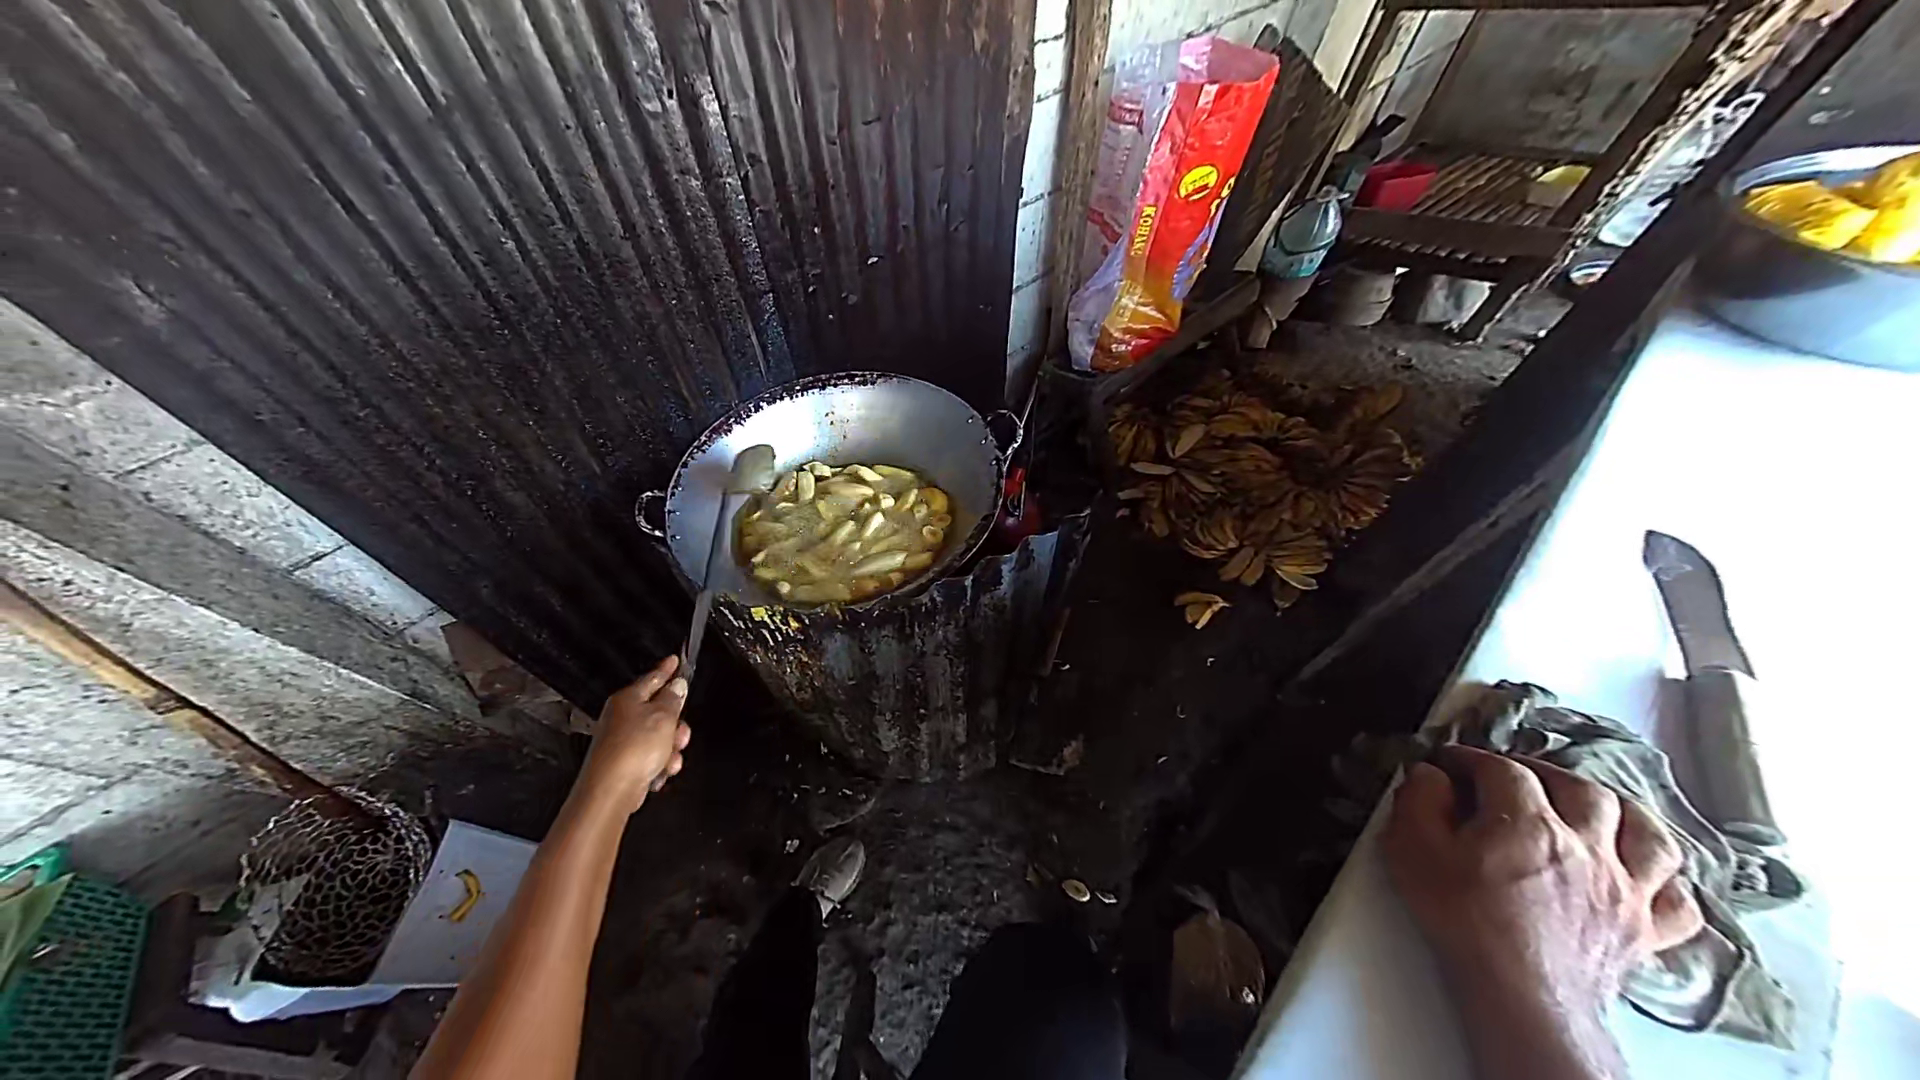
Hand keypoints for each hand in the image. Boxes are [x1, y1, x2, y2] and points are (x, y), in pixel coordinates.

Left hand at [576, 656, 691, 813]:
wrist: (612, 791)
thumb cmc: (630, 752)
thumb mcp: (663, 717)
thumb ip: (673, 699)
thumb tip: (678, 686)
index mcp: (627, 700)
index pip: (652, 677)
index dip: (667, 669)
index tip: (675, 660)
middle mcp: (621, 718)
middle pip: (660, 711)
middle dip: (675, 724)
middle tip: (680, 731)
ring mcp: (622, 741)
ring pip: (660, 737)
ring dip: (671, 747)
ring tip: (670, 756)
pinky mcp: (625, 762)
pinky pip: (653, 757)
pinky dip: (661, 763)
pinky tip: (662, 770)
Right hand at [1383, 745, 1703, 1077]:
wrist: (1518, 997)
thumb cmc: (1463, 919)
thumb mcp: (1412, 849)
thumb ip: (1418, 800)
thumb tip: (1429, 774)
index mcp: (1529, 824)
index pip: (1503, 769)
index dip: (1472, 758)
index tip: (1449, 762)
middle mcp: (1588, 847)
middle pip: (1582, 787)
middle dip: (1544, 772)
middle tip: (1512, 774)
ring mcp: (1627, 890)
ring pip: (1649, 833)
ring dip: (1620, 810)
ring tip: (1590, 806)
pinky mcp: (1648, 931)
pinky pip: (1680, 898)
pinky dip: (1665, 878)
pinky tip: (1639, 871)